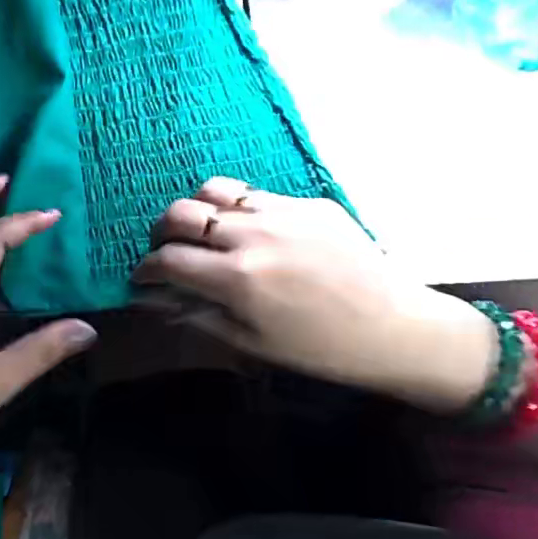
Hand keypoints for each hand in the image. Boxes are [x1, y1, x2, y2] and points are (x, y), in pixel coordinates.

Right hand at [134, 177, 495, 413]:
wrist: (393, 325)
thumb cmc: (319, 348)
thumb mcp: (252, 342)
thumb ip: (198, 316)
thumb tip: (157, 300)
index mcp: (236, 278)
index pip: (167, 260)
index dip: (146, 269)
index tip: (144, 278)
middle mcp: (252, 234)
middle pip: (181, 213)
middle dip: (161, 232)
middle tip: (168, 250)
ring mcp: (282, 210)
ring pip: (215, 190)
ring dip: (197, 210)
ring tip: (204, 229)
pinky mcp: (308, 201)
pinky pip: (257, 194)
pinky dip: (239, 209)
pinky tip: (251, 230)